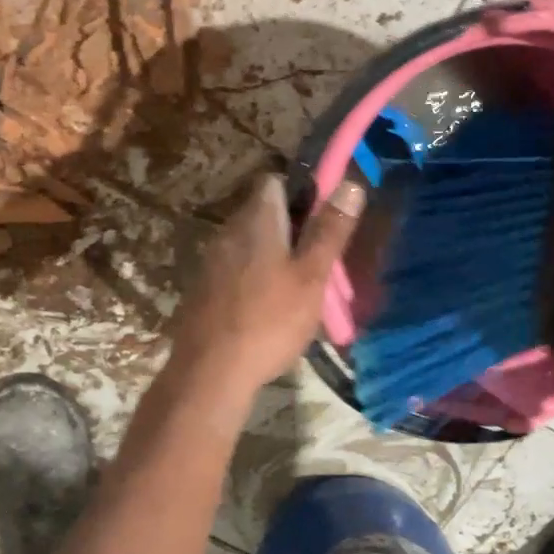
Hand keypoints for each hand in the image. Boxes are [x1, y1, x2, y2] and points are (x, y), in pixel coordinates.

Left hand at [167, 174, 363, 396]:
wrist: (211, 372)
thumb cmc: (269, 321)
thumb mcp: (311, 277)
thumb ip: (330, 231)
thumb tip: (350, 183)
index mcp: (256, 220)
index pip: (275, 181)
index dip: (303, 192)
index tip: (325, 219)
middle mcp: (228, 231)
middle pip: (264, 214)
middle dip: (293, 231)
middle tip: (320, 264)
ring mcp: (211, 261)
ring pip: (250, 246)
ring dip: (274, 259)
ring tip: (299, 292)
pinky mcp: (203, 290)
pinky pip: (236, 272)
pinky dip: (255, 281)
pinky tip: (269, 311)